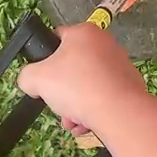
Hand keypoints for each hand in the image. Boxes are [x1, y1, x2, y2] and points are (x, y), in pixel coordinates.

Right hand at [16, 22, 147, 137]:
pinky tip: (87, 123)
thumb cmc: (77, 87)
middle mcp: (105, 42)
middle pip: (72, 67)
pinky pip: (103, 95)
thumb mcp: (36, 79)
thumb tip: (30, 81)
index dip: (45, 60)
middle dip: (62, 92)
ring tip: (73, 122)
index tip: (43, 79)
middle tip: (57, 106)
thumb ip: (26, 76)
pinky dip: (93, 110)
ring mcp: (120, 63)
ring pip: (87, 85)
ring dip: (75, 105)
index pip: (56, 39)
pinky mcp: (129, 84)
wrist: (118, 111)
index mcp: (83, 32)